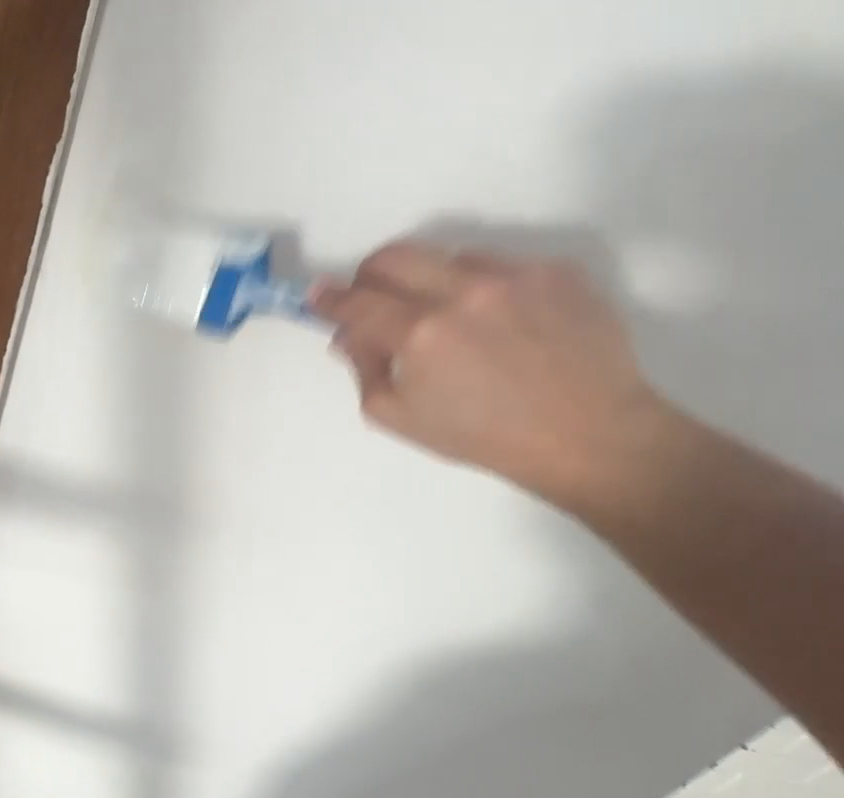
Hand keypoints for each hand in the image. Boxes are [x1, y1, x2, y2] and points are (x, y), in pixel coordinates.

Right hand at [312, 241, 667, 507]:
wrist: (586, 432)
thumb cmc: (480, 435)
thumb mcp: (398, 416)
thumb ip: (363, 368)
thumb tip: (349, 334)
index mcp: (420, 334)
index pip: (357, 302)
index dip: (329, 298)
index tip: (317, 294)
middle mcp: (464, 293)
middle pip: (396, 256)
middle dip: (371, 275)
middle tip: (373, 299)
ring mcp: (515, 276)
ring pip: (447, 257)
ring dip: (431, 281)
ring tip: (447, 318)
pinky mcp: (556, 271)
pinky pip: (500, 265)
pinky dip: (481, 288)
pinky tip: (495, 323)